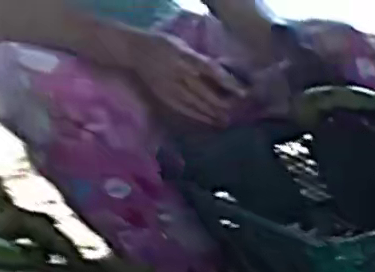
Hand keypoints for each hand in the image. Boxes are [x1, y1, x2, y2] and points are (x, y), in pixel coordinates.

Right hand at [130, 33, 244, 126]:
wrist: (130, 48)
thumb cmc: (162, 45)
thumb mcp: (181, 46)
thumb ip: (201, 60)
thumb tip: (227, 76)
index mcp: (183, 56)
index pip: (211, 71)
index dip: (229, 83)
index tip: (244, 94)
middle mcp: (178, 72)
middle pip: (207, 93)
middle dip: (225, 103)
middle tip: (238, 110)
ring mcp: (171, 86)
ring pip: (200, 104)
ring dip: (217, 114)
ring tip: (229, 120)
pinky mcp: (165, 96)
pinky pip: (187, 110)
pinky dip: (202, 117)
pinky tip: (214, 122)